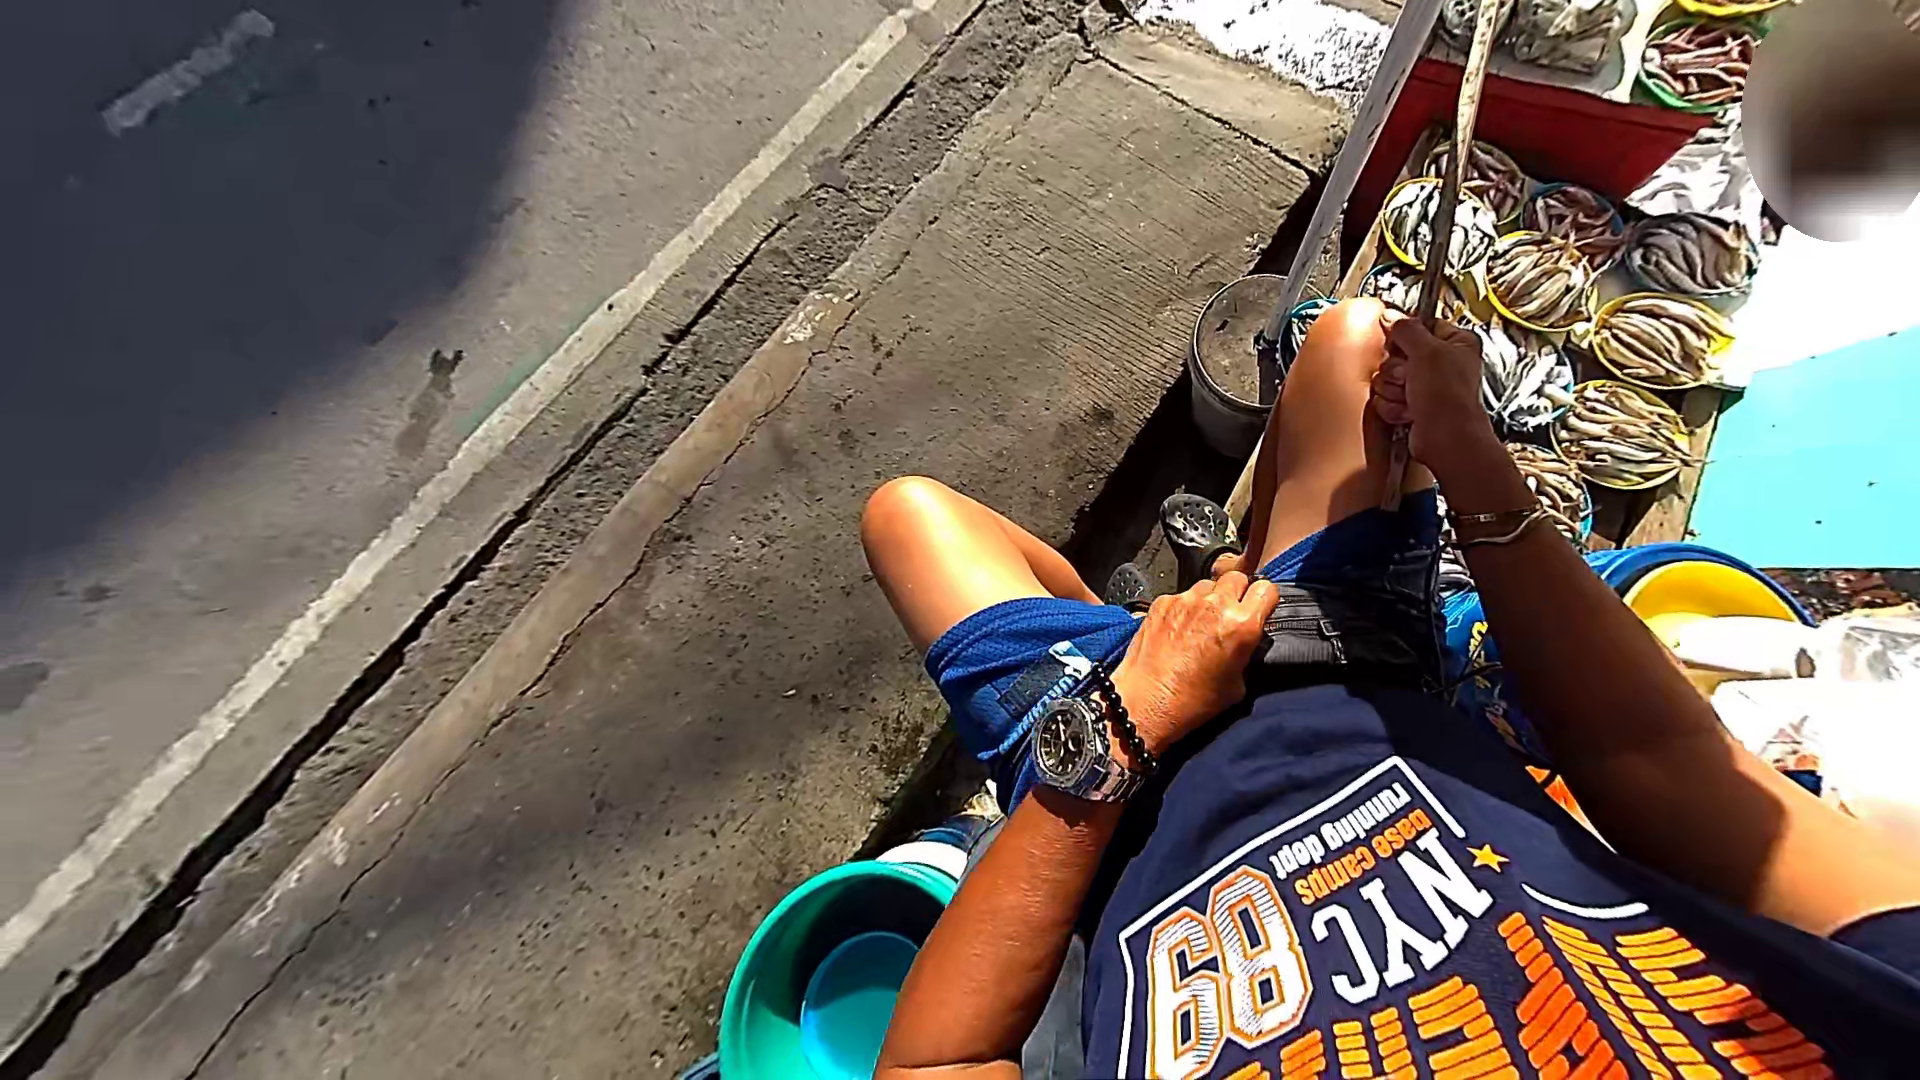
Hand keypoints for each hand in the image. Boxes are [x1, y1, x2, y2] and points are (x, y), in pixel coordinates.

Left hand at [1109, 572, 1279, 759]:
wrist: (1148, 701)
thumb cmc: (1193, 700)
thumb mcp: (1238, 682)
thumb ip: (1247, 650)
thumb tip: (1245, 639)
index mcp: (1241, 624)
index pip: (1267, 589)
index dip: (1264, 599)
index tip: (1259, 608)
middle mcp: (1214, 605)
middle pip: (1236, 578)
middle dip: (1236, 593)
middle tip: (1229, 615)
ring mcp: (1185, 600)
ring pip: (1207, 585)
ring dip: (1209, 599)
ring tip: (1201, 624)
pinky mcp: (1161, 602)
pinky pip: (1181, 596)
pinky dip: (1183, 607)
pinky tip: (1178, 628)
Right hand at [1370, 311, 1501, 481]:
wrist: (1444, 436)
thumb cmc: (1448, 397)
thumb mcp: (1427, 352)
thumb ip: (1407, 330)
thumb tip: (1392, 317)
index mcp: (1454, 343)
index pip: (1417, 327)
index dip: (1403, 338)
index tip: (1399, 346)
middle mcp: (1440, 363)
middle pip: (1396, 356)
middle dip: (1395, 371)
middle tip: (1409, 378)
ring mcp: (1424, 386)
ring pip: (1386, 379)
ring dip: (1393, 391)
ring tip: (1411, 397)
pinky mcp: (1410, 405)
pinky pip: (1384, 399)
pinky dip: (1392, 406)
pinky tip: (1409, 410)